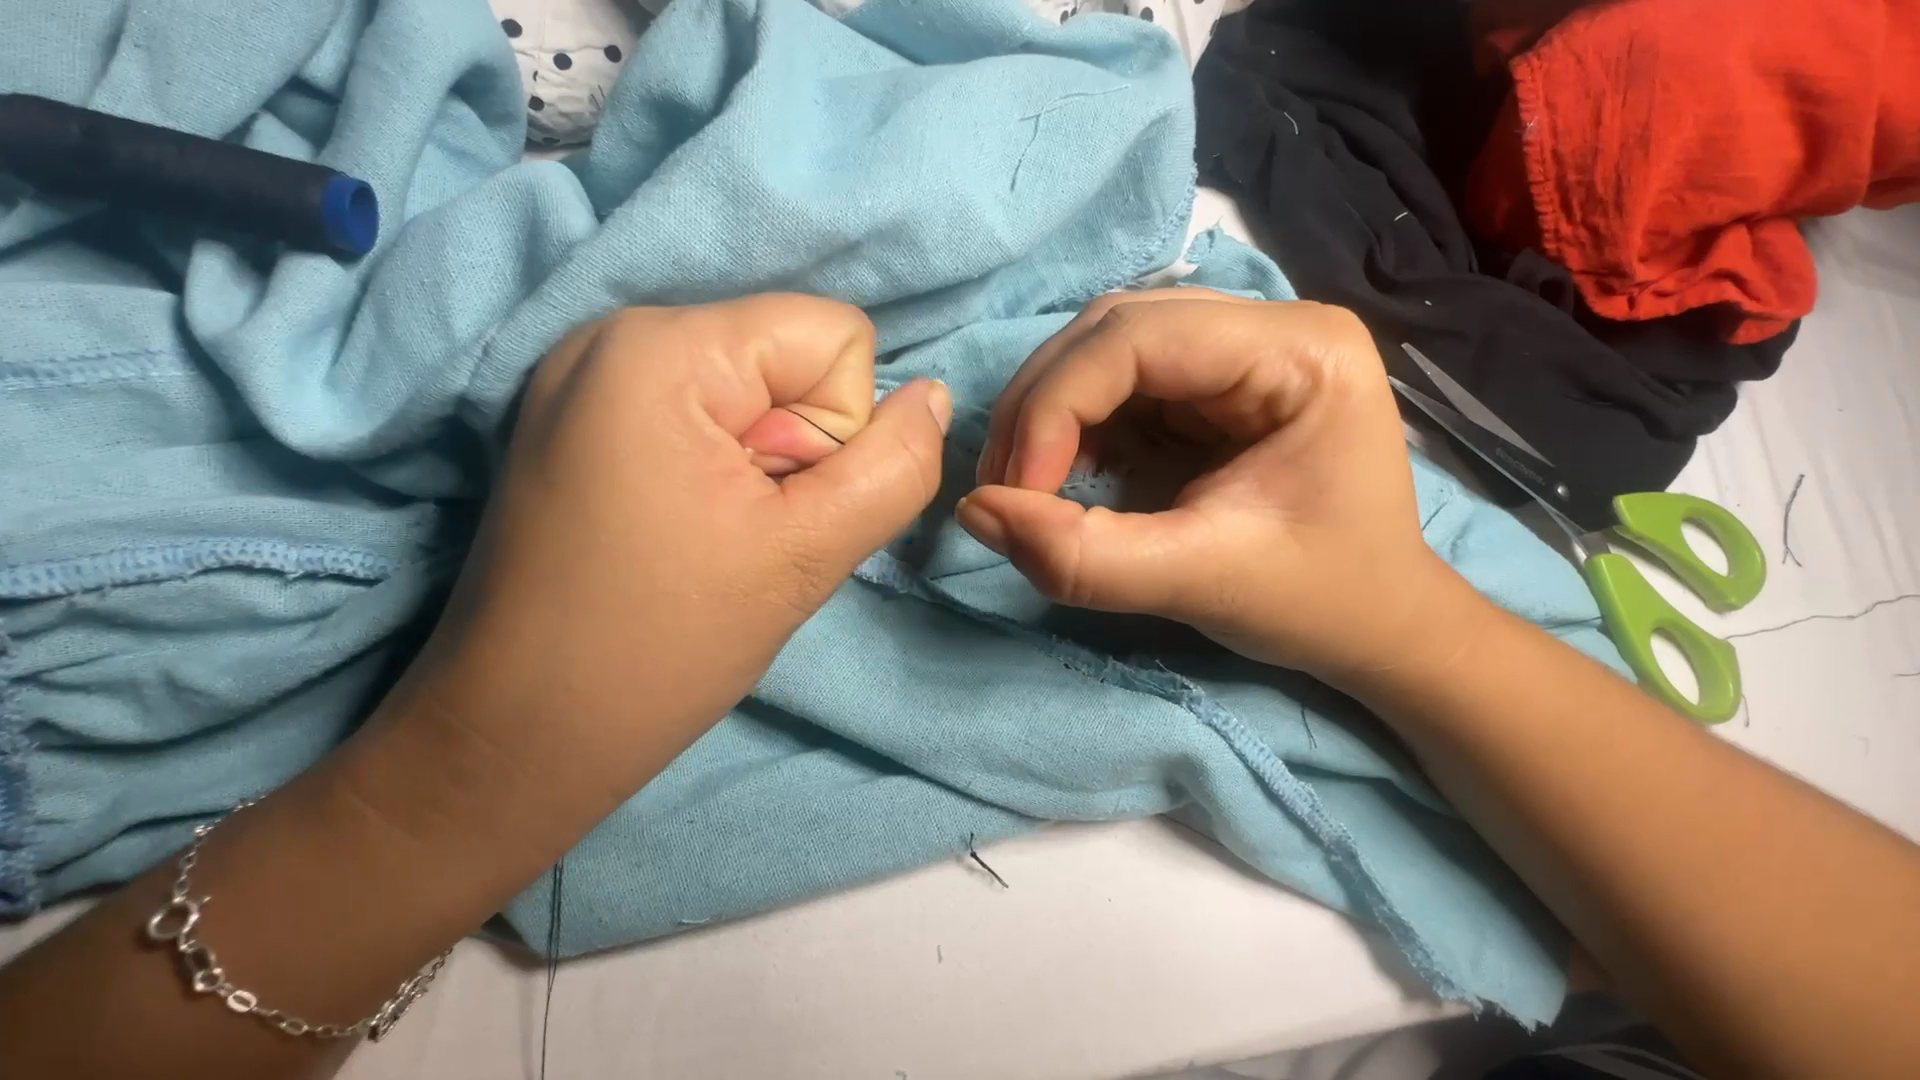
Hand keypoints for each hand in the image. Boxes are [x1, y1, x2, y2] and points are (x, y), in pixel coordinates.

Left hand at [416, 294, 950, 785]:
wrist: (518, 736)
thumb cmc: (662, 646)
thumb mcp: (807, 555)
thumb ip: (895, 468)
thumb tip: (933, 399)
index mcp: (664, 347)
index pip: (835, 337)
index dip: (837, 431)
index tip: (778, 508)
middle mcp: (616, 334)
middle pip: (790, 361)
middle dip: (795, 450)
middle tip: (738, 533)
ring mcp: (588, 376)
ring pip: (754, 395)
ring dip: (761, 467)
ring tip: (708, 538)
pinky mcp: (579, 420)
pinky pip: (702, 416)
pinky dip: (719, 470)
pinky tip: (680, 530)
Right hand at [961, 290, 1469, 682]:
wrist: (1375, 624)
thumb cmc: (1319, 601)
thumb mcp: (1205, 584)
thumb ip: (1086, 558)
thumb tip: (975, 512)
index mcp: (1298, 349)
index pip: (1138, 337)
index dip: (1056, 408)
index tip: (1014, 494)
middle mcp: (1266, 326)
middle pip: (1111, 329)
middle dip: (1041, 407)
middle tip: (1005, 489)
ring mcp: (1235, 351)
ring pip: (1100, 350)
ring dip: (1046, 414)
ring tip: (1024, 486)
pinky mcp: (1206, 387)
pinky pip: (1112, 387)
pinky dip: (1068, 430)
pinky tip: (1058, 476)